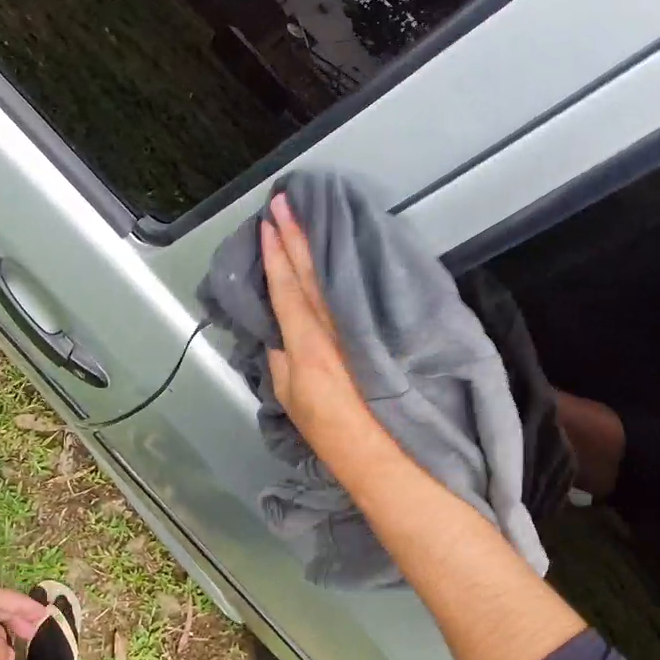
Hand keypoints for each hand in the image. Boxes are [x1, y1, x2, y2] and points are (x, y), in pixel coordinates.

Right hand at [260, 192, 385, 465]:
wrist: (391, 457)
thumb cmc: (336, 436)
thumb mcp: (293, 401)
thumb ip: (282, 361)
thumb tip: (279, 330)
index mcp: (308, 348)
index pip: (287, 291)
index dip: (276, 256)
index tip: (268, 225)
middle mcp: (336, 330)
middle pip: (312, 274)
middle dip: (295, 236)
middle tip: (284, 202)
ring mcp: (362, 329)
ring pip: (336, 276)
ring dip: (318, 243)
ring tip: (307, 214)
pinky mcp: (384, 332)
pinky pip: (360, 289)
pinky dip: (348, 265)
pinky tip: (342, 246)